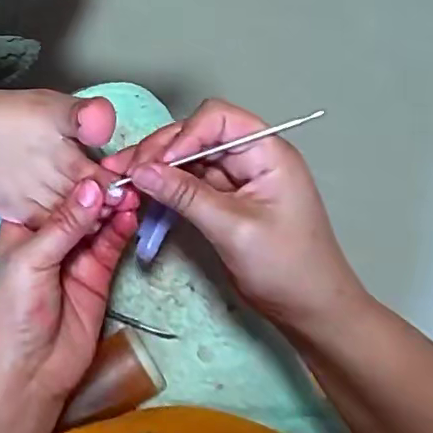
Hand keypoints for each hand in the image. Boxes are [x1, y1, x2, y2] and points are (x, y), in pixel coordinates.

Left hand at [0, 179, 139, 404]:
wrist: (28, 372)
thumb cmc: (13, 310)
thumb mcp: (32, 260)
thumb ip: (65, 225)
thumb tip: (93, 187)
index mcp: (23, 225)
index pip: (50, 190)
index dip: (73, 175)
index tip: (100, 159)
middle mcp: (51, 235)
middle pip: (79, 204)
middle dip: (99, 190)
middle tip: (124, 176)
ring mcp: (76, 254)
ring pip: (99, 222)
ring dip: (114, 206)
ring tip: (132, 192)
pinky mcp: (97, 275)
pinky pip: (112, 245)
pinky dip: (122, 229)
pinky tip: (131, 215)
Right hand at [104, 99, 368, 332]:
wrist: (311, 313)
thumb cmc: (286, 269)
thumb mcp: (233, 230)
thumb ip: (185, 196)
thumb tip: (140, 171)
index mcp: (266, 152)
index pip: (217, 119)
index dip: (184, 135)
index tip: (157, 164)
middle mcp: (249, 156)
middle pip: (195, 134)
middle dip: (159, 149)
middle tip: (124, 170)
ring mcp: (233, 176)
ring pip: (185, 156)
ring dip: (153, 165)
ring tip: (120, 176)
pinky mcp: (220, 196)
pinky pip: (185, 179)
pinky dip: (161, 184)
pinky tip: (137, 189)